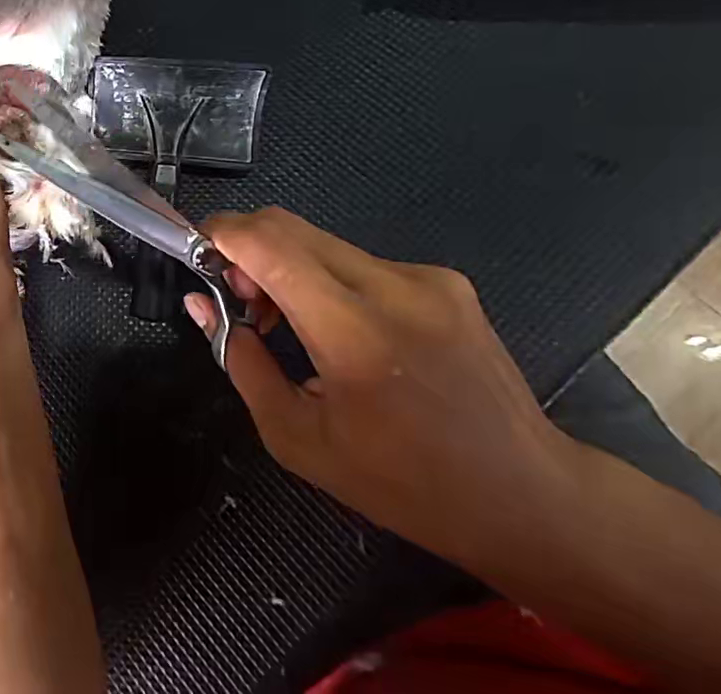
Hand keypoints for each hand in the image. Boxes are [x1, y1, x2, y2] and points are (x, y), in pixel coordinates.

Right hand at [185, 208, 577, 563]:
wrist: (523, 493)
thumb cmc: (402, 482)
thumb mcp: (299, 439)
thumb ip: (241, 361)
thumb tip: (201, 303)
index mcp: (354, 333)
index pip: (269, 244)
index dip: (221, 233)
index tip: (197, 250)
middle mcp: (394, 286)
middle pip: (291, 228)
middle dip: (247, 248)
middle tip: (237, 298)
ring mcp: (427, 277)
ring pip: (324, 242)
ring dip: (286, 265)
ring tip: (286, 320)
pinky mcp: (447, 280)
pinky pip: (362, 261)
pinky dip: (328, 279)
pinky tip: (339, 328)